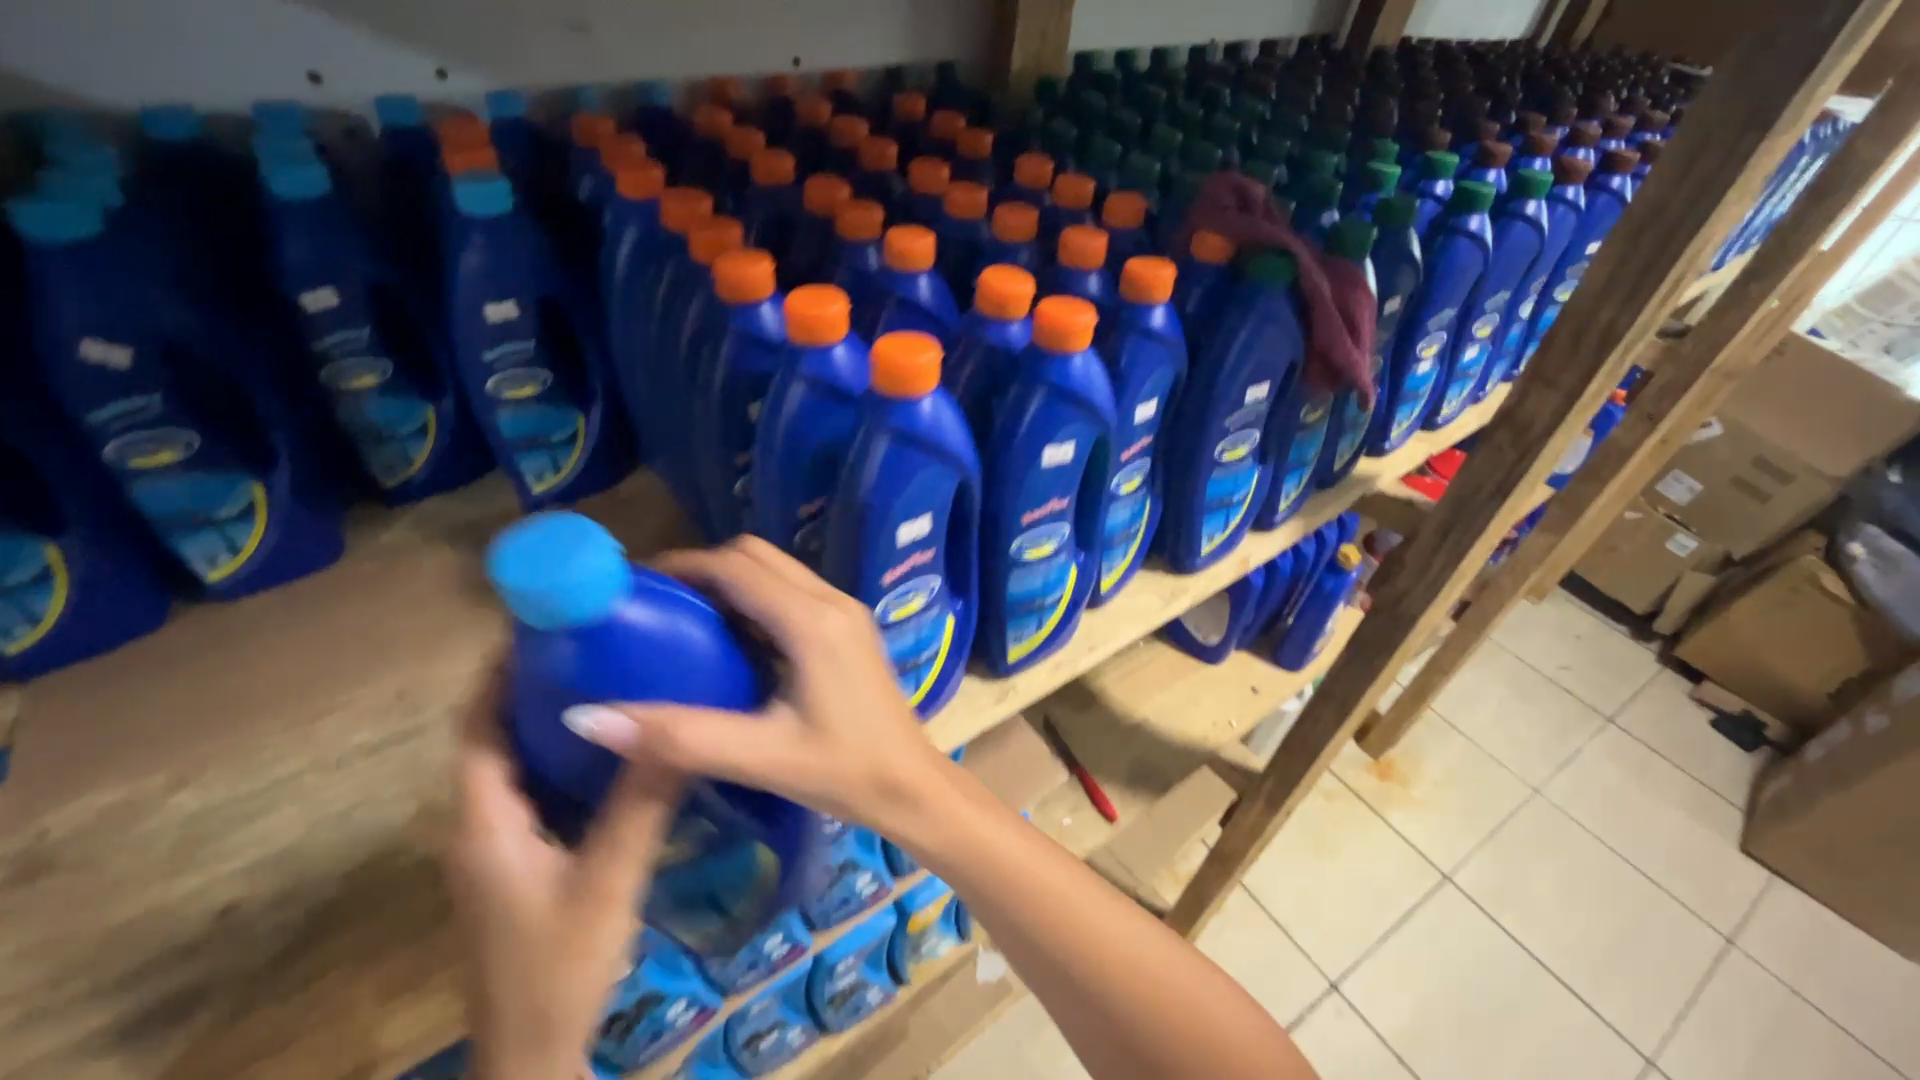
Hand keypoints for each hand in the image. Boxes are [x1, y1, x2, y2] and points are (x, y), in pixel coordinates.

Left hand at [445, 661, 685, 1079]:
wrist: (532, 1052)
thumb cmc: (560, 966)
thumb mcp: (608, 882)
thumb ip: (640, 804)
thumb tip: (673, 726)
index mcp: (484, 822)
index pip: (477, 728)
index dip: (499, 674)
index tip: (543, 626)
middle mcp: (481, 827)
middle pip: (496, 740)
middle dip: (534, 688)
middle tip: (595, 645)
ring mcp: (500, 850)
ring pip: (519, 769)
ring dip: (552, 724)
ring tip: (612, 681)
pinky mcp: (523, 867)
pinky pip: (540, 796)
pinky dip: (568, 763)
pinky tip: (616, 755)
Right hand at [575, 536, 955, 836]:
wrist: (914, 788)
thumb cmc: (845, 773)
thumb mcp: (761, 757)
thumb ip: (679, 736)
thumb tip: (589, 717)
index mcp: (812, 621)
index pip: (735, 566)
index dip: (682, 567)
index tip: (636, 588)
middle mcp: (832, 602)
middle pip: (756, 556)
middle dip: (704, 570)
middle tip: (658, 607)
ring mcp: (846, 612)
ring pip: (777, 571)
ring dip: (730, 583)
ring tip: (684, 622)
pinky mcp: (850, 629)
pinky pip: (793, 593)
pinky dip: (755, 601)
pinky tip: (731, 644)